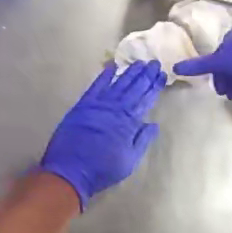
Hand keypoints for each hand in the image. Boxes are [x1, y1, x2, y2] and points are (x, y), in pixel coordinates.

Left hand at [39, 61, 165, 208]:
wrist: (69, 170)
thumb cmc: (102, 169)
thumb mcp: (129, 160)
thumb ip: (142, 140)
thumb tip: (153, 124)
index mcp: (129, 122)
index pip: (145, 99)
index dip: (154, 86)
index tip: (161, 74)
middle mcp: (115, 109)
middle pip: (133, 88)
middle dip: (145, 75)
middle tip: (154, 62)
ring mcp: (98, 105)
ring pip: (117, 84)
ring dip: (129, 73)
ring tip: (139, 63)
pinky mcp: (83, 105)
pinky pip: (96, 86)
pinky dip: (104, 75)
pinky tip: (111, 66)